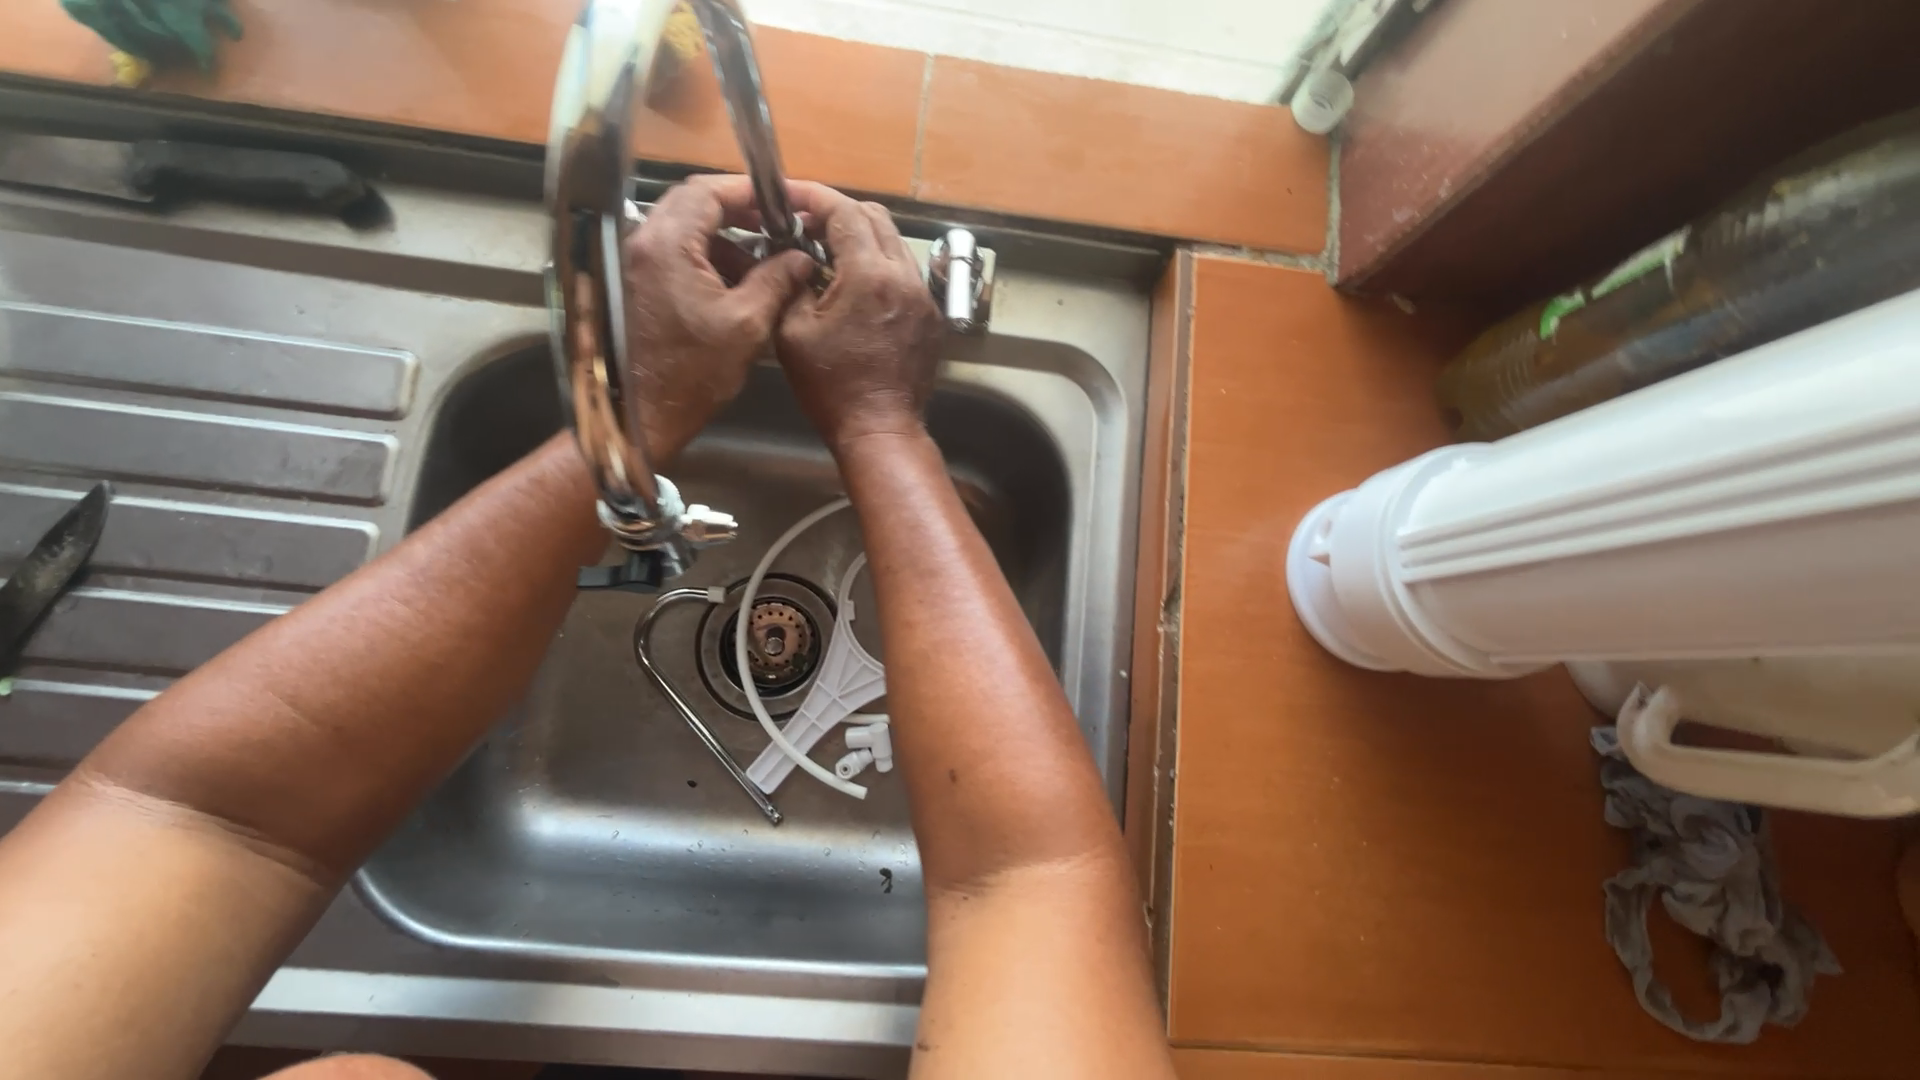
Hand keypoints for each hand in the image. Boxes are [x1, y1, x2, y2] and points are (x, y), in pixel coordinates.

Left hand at [624, 174, 816, 462]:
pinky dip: (709, 259)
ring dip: (726, 239)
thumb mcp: (747, 324)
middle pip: (693, 204)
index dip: (748, 192)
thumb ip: (777, 280)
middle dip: (738, 212)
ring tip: (764, 263)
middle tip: (776, 227)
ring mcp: (638, 263)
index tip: (781, 202)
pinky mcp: (641, 284)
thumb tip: (802, 257)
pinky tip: (739, 285)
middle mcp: (645, 243)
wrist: (647, 412)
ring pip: (686, 229)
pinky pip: (678, 254)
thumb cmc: (696, 372)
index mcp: (668, 245)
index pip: (707, 192)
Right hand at [773, 184, 944, 449]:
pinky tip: (858, 289)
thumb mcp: (792, 332)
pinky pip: (906, 275)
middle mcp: (905, 278)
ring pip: (895, 244)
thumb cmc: (832, 388)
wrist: (880, 429)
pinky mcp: (931, 318)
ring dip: (863, 240)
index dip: (814, 197)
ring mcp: (924, 298)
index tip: (791, 197)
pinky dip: (881, 268)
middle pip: (876, 218)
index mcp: (870, 276)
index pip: (845, 211)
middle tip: (808, 226)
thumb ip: (792, 282)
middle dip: (839, 213)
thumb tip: (794, 257)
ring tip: (831, 256)